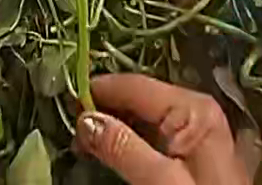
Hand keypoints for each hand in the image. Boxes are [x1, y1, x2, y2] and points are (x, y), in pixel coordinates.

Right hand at [75, 75, 249, 184]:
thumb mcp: (160, 183)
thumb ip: (123, 147)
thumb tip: (85, 118)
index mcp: (192, 107)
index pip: (135, 86)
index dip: (99, 90)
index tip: (67, 99)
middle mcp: (194, 110)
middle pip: (138, 99)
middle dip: (105, 110)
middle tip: (72, 128)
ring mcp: (195, 133)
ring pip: (143, 118)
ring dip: (114, 126)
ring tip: (84, 140)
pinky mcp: (191, 156)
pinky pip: (152, 136)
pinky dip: (128, 141)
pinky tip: (110, 150)